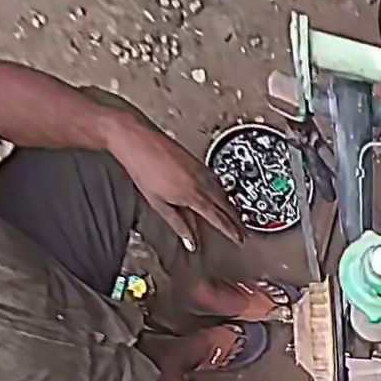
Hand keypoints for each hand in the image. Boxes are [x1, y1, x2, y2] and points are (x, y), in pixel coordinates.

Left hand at [104, 116, 245, 250]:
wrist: (135, 138)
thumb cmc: (142, 168)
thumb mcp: (158, 203)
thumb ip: (178, 224)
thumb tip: (190, 241)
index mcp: (193, 196)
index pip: (219, 219)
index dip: (231, 231)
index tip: (239, 239)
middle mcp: (201, 183)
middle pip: (226, 207)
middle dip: (237, 221)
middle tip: (245, 233)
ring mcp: (201, 171)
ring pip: (224, 194)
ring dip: (232, 208)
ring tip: (237, 218)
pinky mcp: (198, 162)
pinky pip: (217, 182)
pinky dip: (223, 194)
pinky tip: (223, 197)